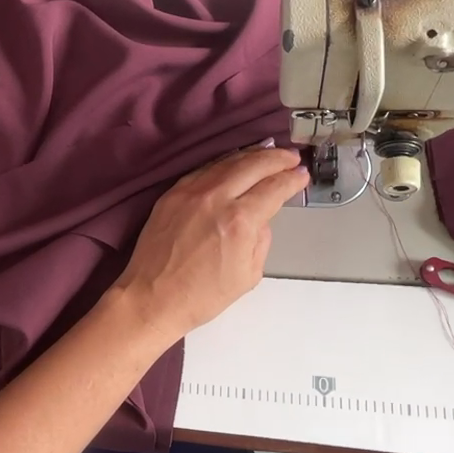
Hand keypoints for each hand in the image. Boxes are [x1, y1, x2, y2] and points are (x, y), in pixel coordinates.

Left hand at [109, 144, 308, 338]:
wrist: (152, 298)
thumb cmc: (201, 296)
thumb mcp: (248, 275)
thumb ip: (261, 240)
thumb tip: (262, 218)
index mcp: (239, 221)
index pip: (273, 188)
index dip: (292, 179)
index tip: (302, 175)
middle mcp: (215, 199)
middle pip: (253, 165)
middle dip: (277, 158)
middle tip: (291, 157)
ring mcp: (190, 192)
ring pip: (227, 162)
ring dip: (251, 155)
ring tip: (268, 154)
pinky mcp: (171, 194)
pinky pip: (204, 170)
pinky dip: (224, 163)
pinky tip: (234, 164)